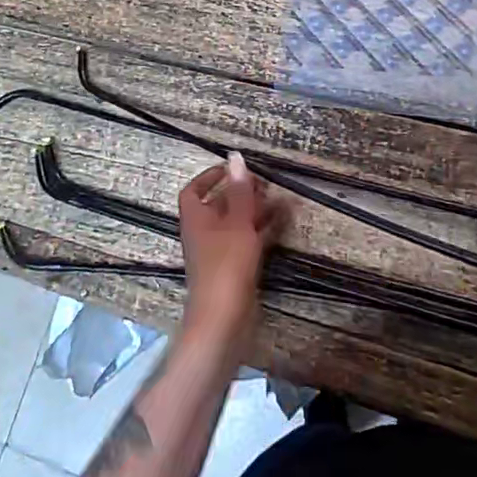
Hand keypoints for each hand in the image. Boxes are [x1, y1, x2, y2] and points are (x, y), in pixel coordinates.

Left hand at [177, 153, 286, 351]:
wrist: (224, 319)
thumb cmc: (226, 265)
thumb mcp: (236, 223)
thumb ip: (240, 191)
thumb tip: (235, 157)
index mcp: (196, 219)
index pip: (193, 191)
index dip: (209, 177)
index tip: (233, 168)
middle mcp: (204, 233)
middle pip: (220, 206)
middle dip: (242, 192)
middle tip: (267, 184)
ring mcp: (220, 253)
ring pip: (237, 224)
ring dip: (257, 211)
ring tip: (283, 200)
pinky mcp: (235, 268)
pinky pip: (249, 241)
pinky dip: (263, 230)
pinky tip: (283, 223)